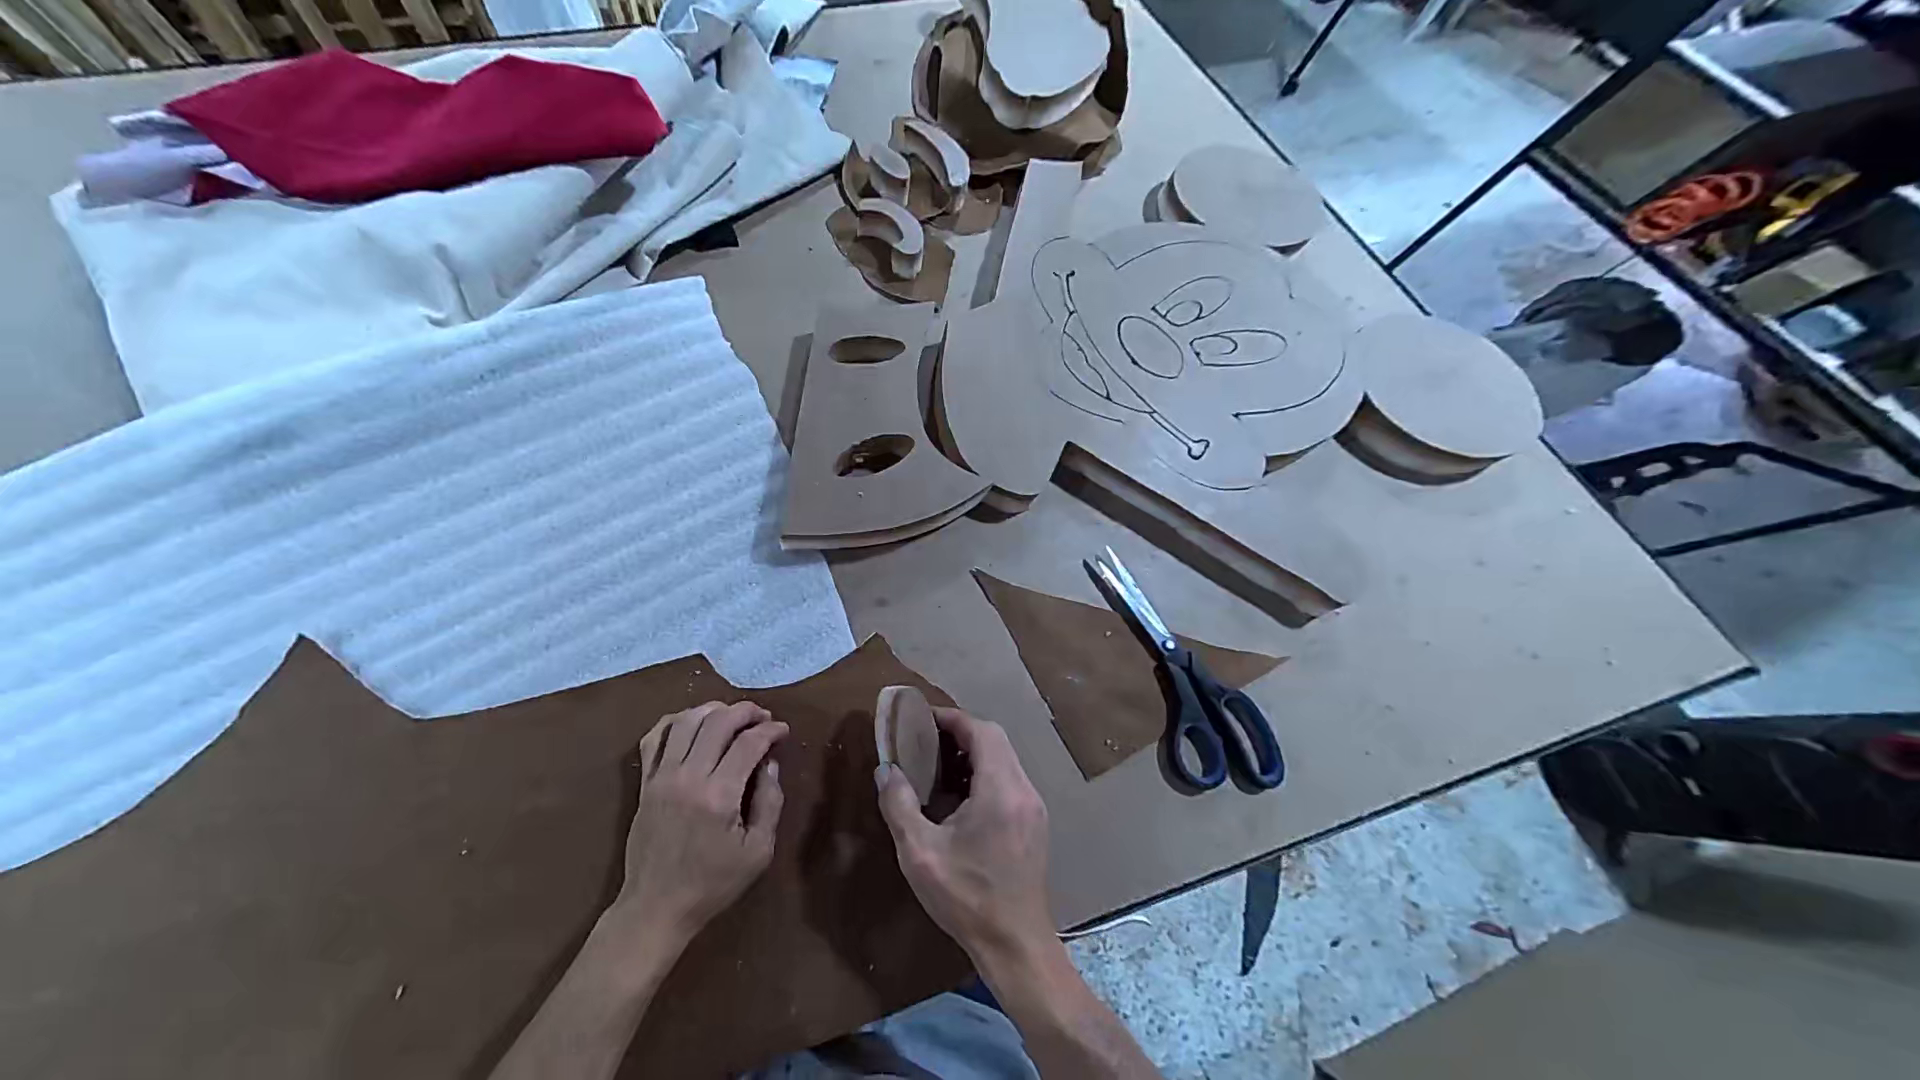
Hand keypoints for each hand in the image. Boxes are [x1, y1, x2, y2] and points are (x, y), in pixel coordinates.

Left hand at [614, 702, 787, 941]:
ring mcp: (660, 778)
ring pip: (686, 721)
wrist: (656, 907)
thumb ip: (770, 802)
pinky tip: (694, 724)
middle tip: (763, 717)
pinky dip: (675, 721)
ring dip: (714, 710)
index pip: (749, 743)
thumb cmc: (714, 884)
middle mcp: (687, 777)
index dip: (771, 730)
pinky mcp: (644, 783)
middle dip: (746, 711)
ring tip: (732, 716)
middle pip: (718, 721)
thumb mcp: (759, 851)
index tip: (783, 731)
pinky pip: (655, 738)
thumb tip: (770, 763)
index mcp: (719, 796)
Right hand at [875, 706, 1053, 961]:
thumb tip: (886, 770)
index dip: (952, 718)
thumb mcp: (920, 854)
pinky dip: (986, 772)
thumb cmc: (966, 898)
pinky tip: (961, 795)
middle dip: (961, 731)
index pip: (981, 731)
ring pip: (1006, 759)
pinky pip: (1011, 779)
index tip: (923, 717)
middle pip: (996, 740)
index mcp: (1000, 790)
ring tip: (939, 763)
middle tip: (927, 738)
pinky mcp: (1035, 823)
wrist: (1015, 943)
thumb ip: (899, 805)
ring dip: (975, 752)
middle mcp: (1024, 790)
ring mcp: (1034, 807)